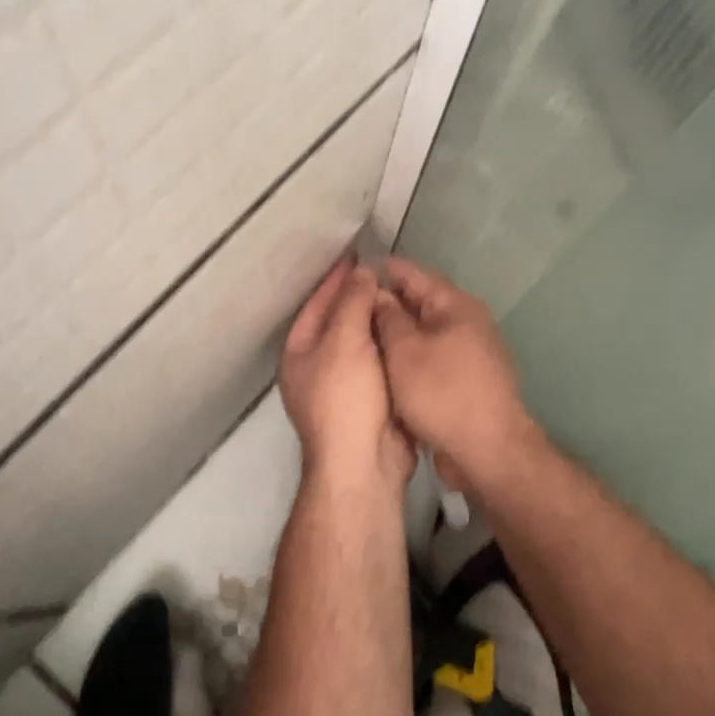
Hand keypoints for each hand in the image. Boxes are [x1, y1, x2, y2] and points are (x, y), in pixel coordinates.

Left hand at [279, 257, 416, 490]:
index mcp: (299, 352)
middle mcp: (317, 367)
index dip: (337, 278)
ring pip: (364, 344)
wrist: (365, 461)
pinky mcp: (372, 402)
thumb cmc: (345, 398)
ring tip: (406, 295)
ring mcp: (345, 387)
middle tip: (389, 272)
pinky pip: (383, 364)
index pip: (317, 304)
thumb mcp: (344, 341)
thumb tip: (362, 273)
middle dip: (362, 298)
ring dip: (382, 322)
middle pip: (340, 322)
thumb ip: (352, 302)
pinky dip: (396, 346)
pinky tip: (415, 331)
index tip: (359, 253)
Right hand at [370, 258, 543, 494]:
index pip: (414, 274)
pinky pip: (431, 358)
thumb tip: (379, 294)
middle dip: (386, 303)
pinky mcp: (466, 381)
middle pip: (421, 303)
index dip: (382, 270)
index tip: (350, 272)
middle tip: (347, 309)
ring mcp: (470, 353)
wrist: (487, 451)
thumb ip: (388, 317)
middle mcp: (468, 323)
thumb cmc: (442, 394)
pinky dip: (409, 358)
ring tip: (359, 338)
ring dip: (396, 334)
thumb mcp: (405, 351)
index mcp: (457, 306)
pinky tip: (384, 368)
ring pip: (425, 333)